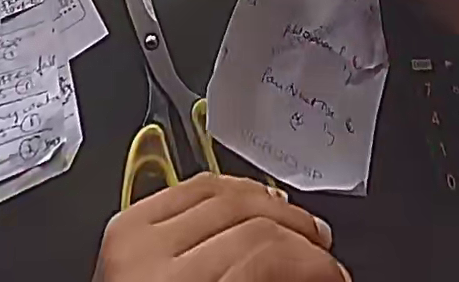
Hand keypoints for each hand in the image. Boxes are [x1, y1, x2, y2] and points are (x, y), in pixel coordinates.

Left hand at [94, 173, 346, 281]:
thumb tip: (315, 271)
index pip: (261, 253)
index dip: (310, 262)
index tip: (334, 273)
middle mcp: (147, 265)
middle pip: (248, 219)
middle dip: (298, 233)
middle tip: (323, 253)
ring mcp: (132, 240)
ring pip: (224, 191)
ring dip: (272, 203)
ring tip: (298, 224)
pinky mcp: (124, 225)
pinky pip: (194, 185)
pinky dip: (233, 189)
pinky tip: (258, 201)